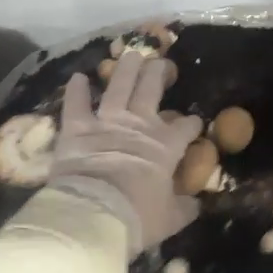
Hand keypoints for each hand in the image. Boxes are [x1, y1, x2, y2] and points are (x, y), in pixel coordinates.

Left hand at [53, 51, 203, 251]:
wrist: (93, 216)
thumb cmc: (138, 217)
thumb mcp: (170, 218)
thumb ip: (184, 207)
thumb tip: (197, 204)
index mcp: (167, 145)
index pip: (186, 126)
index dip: (192, 123)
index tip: (194, 124)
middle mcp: (140, 125)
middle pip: (152, 89)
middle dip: (159, 74)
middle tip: (162, 63)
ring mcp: (107, 122)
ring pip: (119, 86)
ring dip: (126, 69)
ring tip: (131, 54)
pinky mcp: (77, 129)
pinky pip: (76, 105)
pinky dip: (76, 91)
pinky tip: (78, 77)